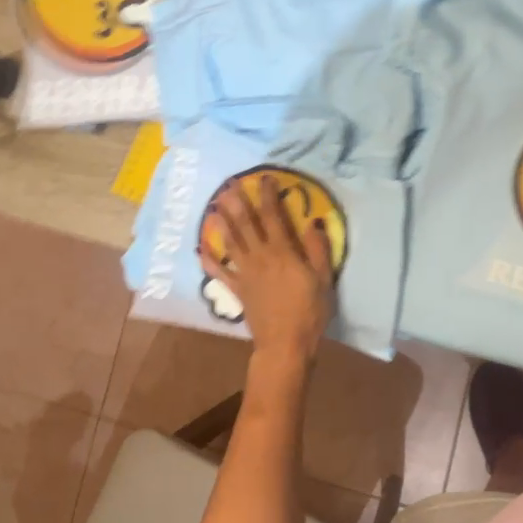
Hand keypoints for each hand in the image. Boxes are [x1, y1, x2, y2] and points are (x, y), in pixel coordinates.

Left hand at [200, 174, 334, 365]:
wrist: (285, 344)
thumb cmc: (309, 312)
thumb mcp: (322, 279)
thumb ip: (317, 249)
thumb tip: (313, 221)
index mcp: (283, 252)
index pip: (273, 216)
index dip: (267, 196)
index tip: (263, 178)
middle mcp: (260, 257)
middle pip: (246, 224)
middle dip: (238, 202)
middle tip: (228, 183)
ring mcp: (245, 273)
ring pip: (231, 241)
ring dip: (222, 222)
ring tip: (214, 204)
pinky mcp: (237, 290)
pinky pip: (219, 272)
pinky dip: (209, 259)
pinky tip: (200, 248)